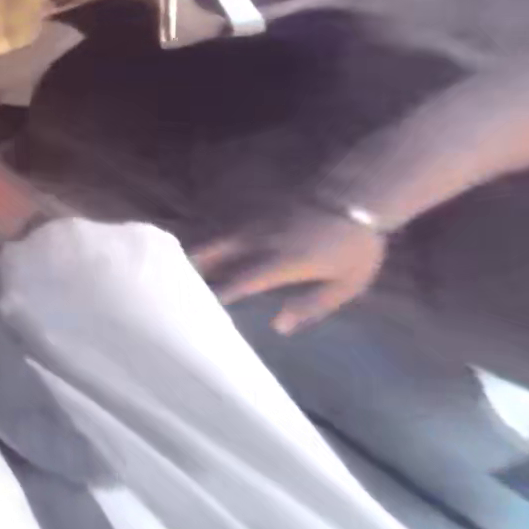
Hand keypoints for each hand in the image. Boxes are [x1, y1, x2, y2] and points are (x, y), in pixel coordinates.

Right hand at [192, 203, 388, 333]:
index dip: (219, 295)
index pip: (241, 281)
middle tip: (175, 287)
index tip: (201, 309)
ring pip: (210, 243)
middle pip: (210, 254)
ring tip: (178, 273)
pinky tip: (200, 259)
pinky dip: (207, 248)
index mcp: (280, 262)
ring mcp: (248, 227)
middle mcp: (256, 243)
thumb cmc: (353, 250)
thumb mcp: (346, 284)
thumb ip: (311, 305)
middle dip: (190, 271)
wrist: (351, 200)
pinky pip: (220, 236)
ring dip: (194, 259)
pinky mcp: (248, 219)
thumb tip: (278, 328)